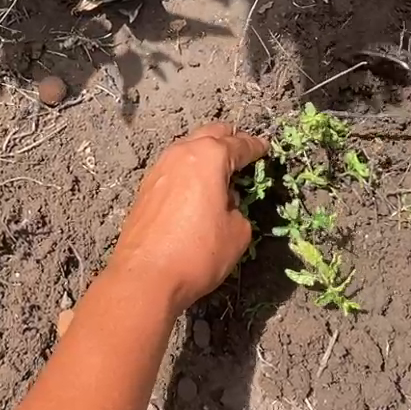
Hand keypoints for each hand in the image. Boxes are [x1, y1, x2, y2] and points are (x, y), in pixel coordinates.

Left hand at [106, 123, 266, 312]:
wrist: (145, 276)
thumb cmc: (197, 252)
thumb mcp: (237, 233)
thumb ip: (238, 208)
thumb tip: (226, 203)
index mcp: (209, 157)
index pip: (239, 144)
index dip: (256, 147)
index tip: (265, 149)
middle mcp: (183, 152)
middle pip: (211, 134)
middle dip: (230, 140)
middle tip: (244, 154)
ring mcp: (161, 166)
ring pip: (190, 147)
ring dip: (207, 154)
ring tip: (221, 173)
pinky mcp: (147, 185)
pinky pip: (175, 166)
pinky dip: (190, 169)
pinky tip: (197, 189)